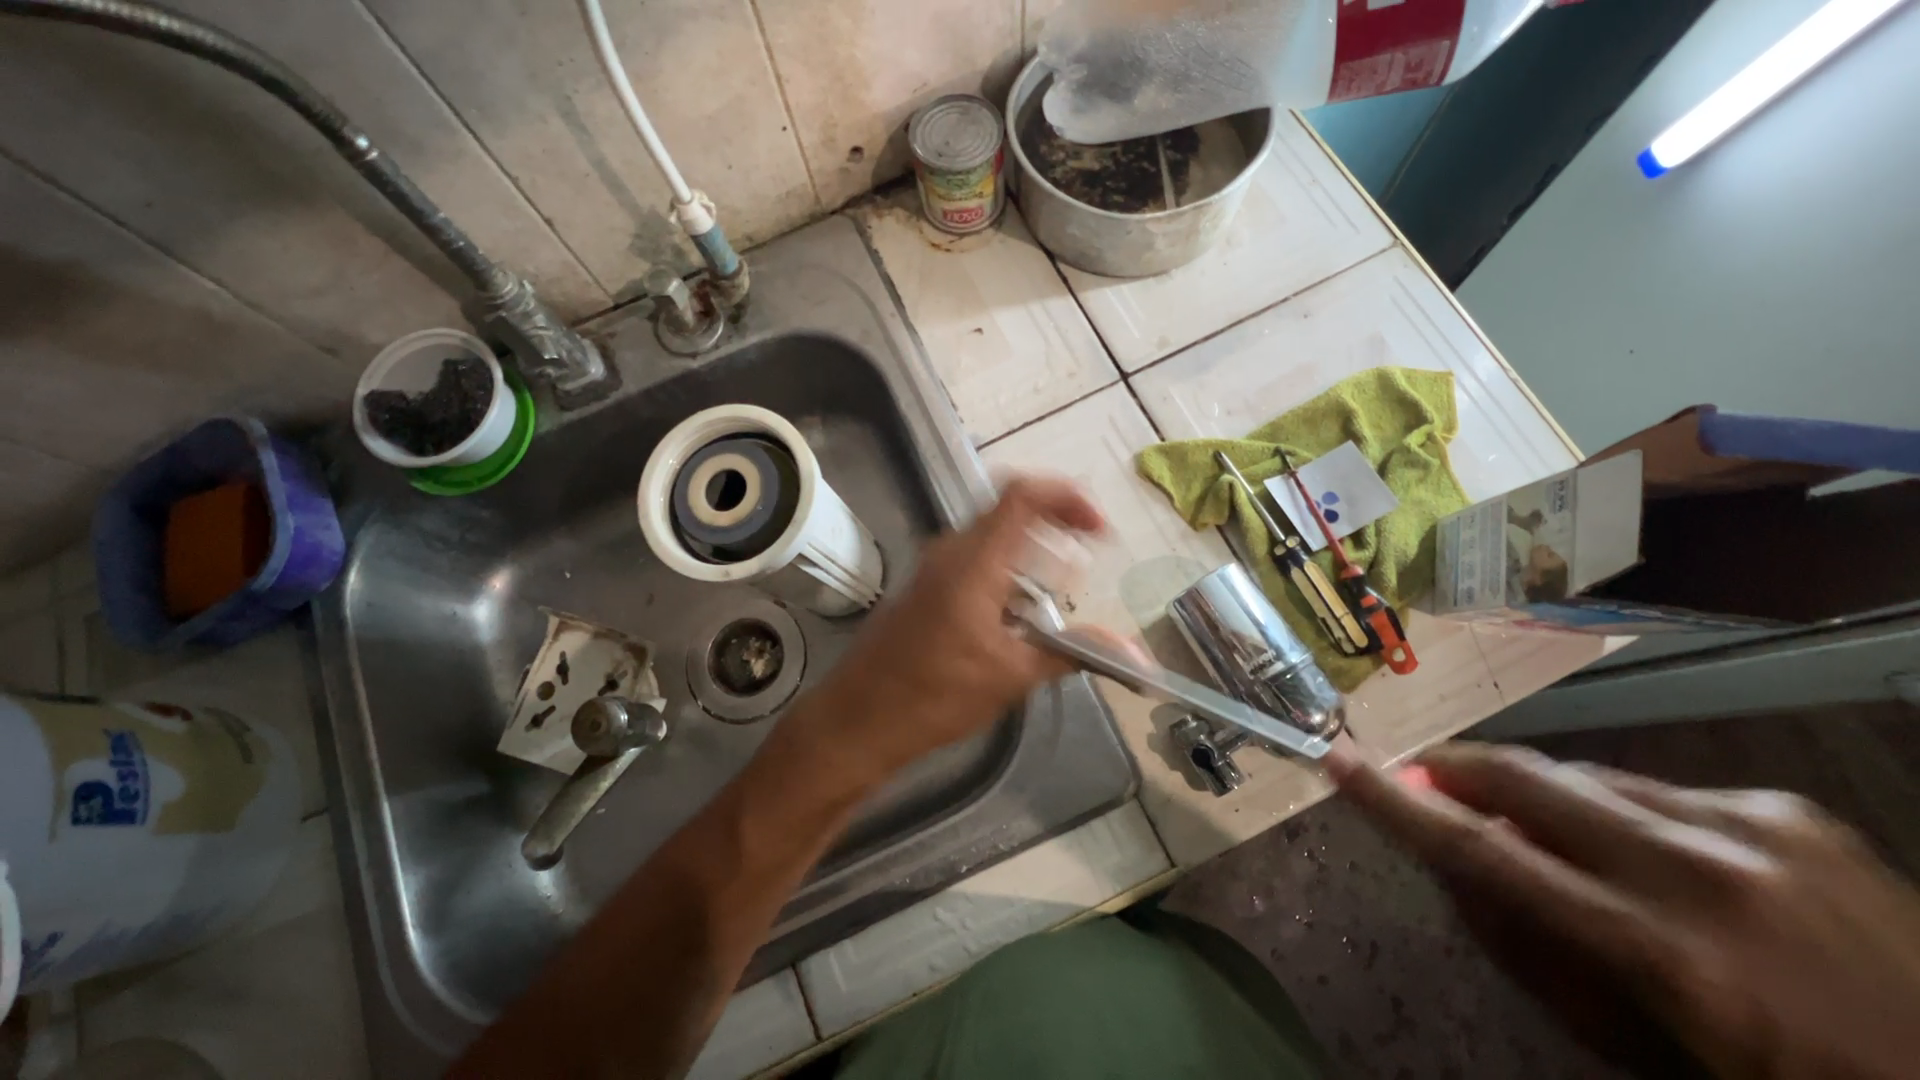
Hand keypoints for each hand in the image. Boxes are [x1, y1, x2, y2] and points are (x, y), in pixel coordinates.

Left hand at [794, 475, 1104, 776]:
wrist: (857, 721)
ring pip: (991, 542)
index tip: (1099, 530)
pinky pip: (973, 565)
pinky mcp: (923, 592)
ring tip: (1060, 595)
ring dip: (1030, 558)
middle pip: (1010, 515)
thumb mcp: (1012, 675)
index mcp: (974, 560)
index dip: (1067, 499)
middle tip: (1086, 563)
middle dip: (1055, 530)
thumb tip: (1135, 654)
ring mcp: (932, 571)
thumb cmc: (935, 694)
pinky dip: (1006, 578)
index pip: (1024, 496)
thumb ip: (1074, 653)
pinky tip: (1020, 621)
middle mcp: (951, 553)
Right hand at [1326, 743, 1919, 1079]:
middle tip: (1417, 773)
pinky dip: (1627, 812)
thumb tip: (1454, 866)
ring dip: (1546, 798)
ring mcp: (1755, 828)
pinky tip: (1655, 855)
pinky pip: (1663, 790)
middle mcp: (1701, 871)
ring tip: (1549, 835)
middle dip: (1457, 769)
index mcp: (1661, 955)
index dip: (1401, 808)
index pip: (1486, 855)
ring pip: (1591, 778)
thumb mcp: (1636, 1050)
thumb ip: (1534, 953)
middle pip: (1529, 781)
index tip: (1343, 764)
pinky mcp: (1792, 810)